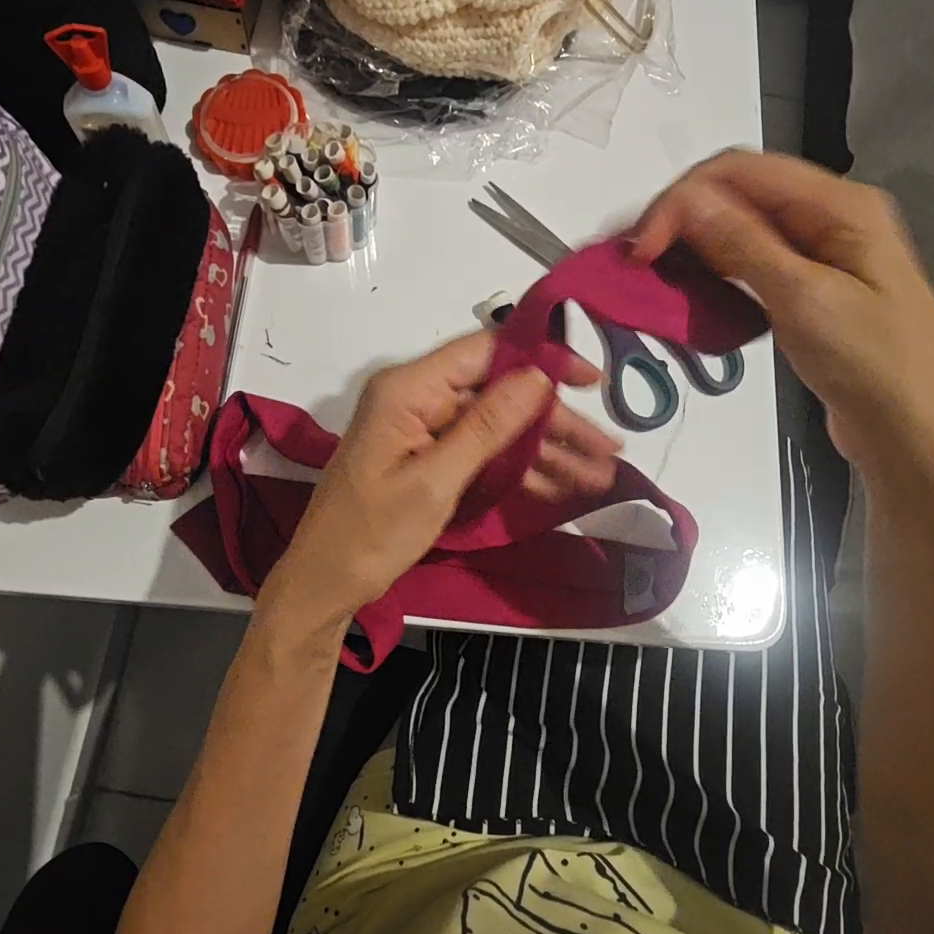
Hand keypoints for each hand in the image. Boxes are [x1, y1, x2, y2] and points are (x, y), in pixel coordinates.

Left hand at [261, 332, 619, 627]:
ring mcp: (422, 428)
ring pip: (497, 425)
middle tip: (609, 448)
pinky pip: (482, 450)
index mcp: (408, 389)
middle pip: (499, 393)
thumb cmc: (372, 534)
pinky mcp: (427, 456)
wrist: (325, 582)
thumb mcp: (435, 482)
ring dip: (546, 450)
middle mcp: (416, 397)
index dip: (542, 360)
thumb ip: (487, 426)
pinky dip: (519, 467)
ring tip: (599, 473)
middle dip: (555, 422)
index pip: (485, 352)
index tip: (592, 379)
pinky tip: (561, 484)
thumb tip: (537, 376)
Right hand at [633, 151, 933, 514]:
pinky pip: (747, 268)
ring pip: (737, 232)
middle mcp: (826, 217)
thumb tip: (683, 199)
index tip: (639, 251)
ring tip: (648, 281)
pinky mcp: (805, 292)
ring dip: (690, 249)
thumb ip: (743, 244)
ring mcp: (817, 255)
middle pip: (735, 195)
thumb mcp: (804, 298)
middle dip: (678, 221)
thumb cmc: (871, 361)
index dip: (679, 200)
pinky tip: (687, 299)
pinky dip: (712, 277)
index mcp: (837, 204)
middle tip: (631, 264)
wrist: (918, 431)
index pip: (738, 172)